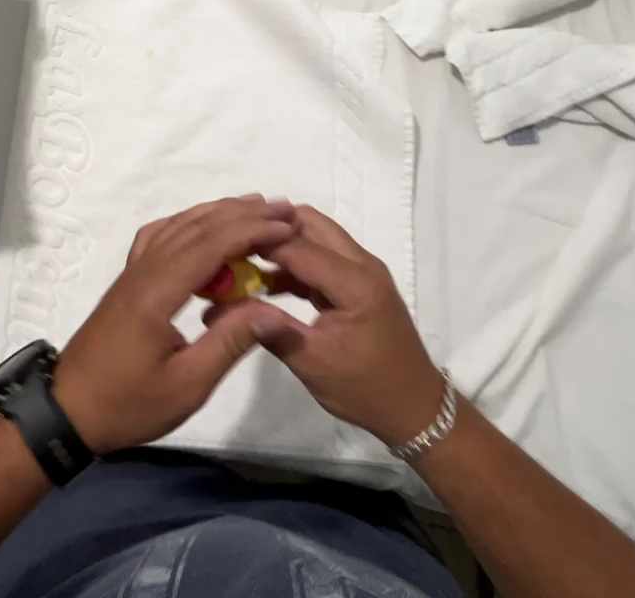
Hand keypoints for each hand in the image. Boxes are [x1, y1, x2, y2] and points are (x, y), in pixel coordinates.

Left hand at [51, 195, 297, 453]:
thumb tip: (273, 310)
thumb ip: (229, 342)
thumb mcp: (187, 385)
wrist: (67, 411)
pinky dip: (187, 223)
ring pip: (177, 226)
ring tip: (254, 207)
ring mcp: (132, 273)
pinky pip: (159, 237)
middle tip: (283, 207)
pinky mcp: (128, 281)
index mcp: (157, 292)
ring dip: (216, 213)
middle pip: (196, 227)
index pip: (210, 245)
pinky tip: (203, 228)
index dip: (250, 230)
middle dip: (241, 213)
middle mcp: (143, 271)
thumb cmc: (128, 404)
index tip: (286, 226)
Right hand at [214, 205, 446, 446]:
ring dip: (282, 243)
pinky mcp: (357, 283)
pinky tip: (263, 281)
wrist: (414, 409)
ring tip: (241, 261)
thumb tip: (220, 310)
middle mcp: (363, 265)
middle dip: (271, 230)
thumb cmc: (366, 389)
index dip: (259, 244)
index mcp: (356, 283)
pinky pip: (322, 257)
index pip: (299, 246)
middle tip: (232, 247)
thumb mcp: (312, 364)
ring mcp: (363, 271)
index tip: (220, 249)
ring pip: (317, 236)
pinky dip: (294, 262)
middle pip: (311, 224)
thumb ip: (270, 329)